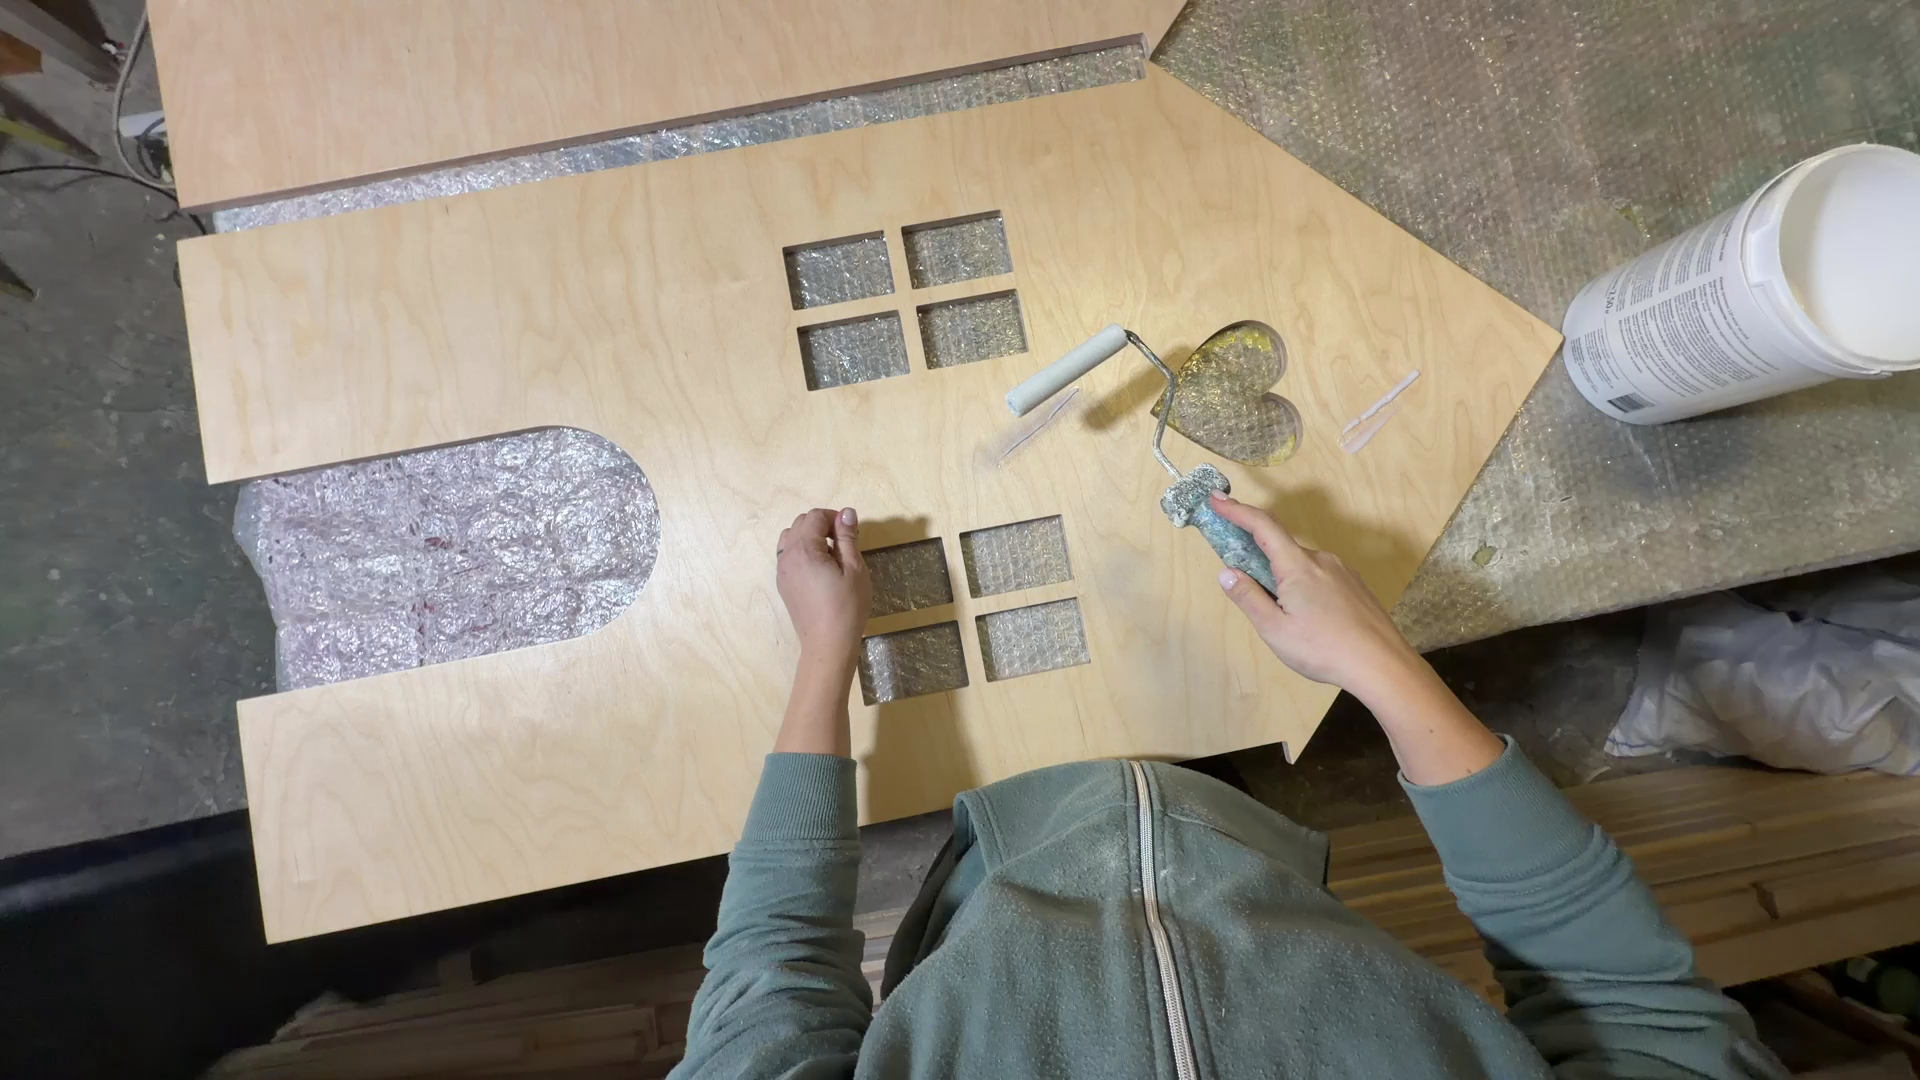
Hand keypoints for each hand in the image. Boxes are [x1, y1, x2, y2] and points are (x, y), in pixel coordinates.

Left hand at [776, 507, 871, 662]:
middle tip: (844, 543)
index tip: (851, 533)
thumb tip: (846, 512)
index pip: (815, 516)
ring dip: (810, 537)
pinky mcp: (783, 584)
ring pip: (791, 537)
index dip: (835, 518)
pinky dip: (802, 551)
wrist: (828, 643)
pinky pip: (788, 555)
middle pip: (801, 523)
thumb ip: (847, 537)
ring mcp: (782, 571)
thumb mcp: (854, 569)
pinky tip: (820, 570)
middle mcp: (787, 556)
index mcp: (804, 549)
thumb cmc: (846, 606)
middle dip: (822, 525)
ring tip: (830, 555)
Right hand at [1207, 492, 1422, 701]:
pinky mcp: (1355, 587)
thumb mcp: (1274, 628)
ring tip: (1278, 611)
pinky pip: (1318, 575)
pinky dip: (1301, 584)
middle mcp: (1321, 560)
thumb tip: (1227, 573)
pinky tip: (1306, 616)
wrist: (1384, 666)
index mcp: (1298, 566)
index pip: (1263, 526)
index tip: (1216, 499)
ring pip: (1301, 564)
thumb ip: (1248, 597)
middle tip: (1240, 577)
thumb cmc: (1322, 648)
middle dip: (1256, 554)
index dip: (1237, 510)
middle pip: (1281, 546)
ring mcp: (1342, 572)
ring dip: (1280, 575)